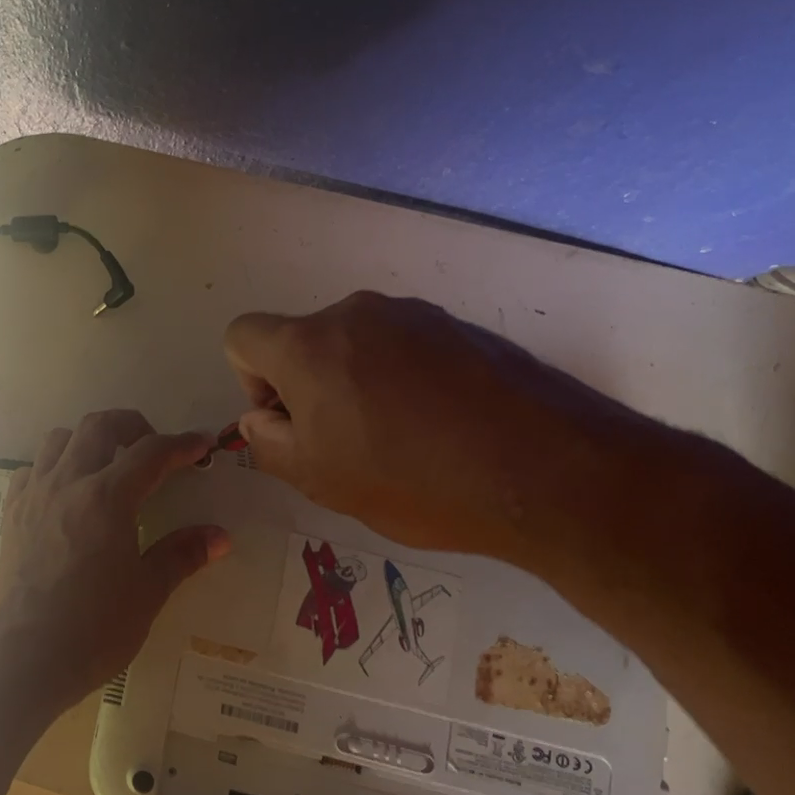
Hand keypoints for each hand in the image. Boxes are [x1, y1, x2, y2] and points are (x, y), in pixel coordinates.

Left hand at [0, 410, 231, 711]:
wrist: (28, 656)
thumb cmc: (96, 627)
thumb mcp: (148, 592)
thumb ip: (181, 554)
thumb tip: (219, 536)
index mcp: (106, 497)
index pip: (150, 452)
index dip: (181, 445)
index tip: (202, 446)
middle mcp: (67, 483)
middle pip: (98, 426)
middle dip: (132, 426)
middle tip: (153, 450)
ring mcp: (33, 496)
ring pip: (58, 439)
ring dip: (87, 440)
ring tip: (106, 464)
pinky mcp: (11, 515)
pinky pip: (30, 470)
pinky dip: (52, 467)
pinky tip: (65, 493)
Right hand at [224, 291, 646, 562]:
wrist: (552, 474)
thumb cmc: (413, 480)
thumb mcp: (317, 479)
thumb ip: (267, 442)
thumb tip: (262, 418)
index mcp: (308, 345)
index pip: (242, 336)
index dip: (250, 382)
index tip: (291, 423)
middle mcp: (357, 314)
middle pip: (302, 341)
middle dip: (307, 386)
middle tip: (346, 444)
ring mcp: (416, 316)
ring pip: (356, 345)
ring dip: (356, 384)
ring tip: (401, 441)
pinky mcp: (464, 328)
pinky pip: (406, 348)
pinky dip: (404, 380)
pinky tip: (442, 427)